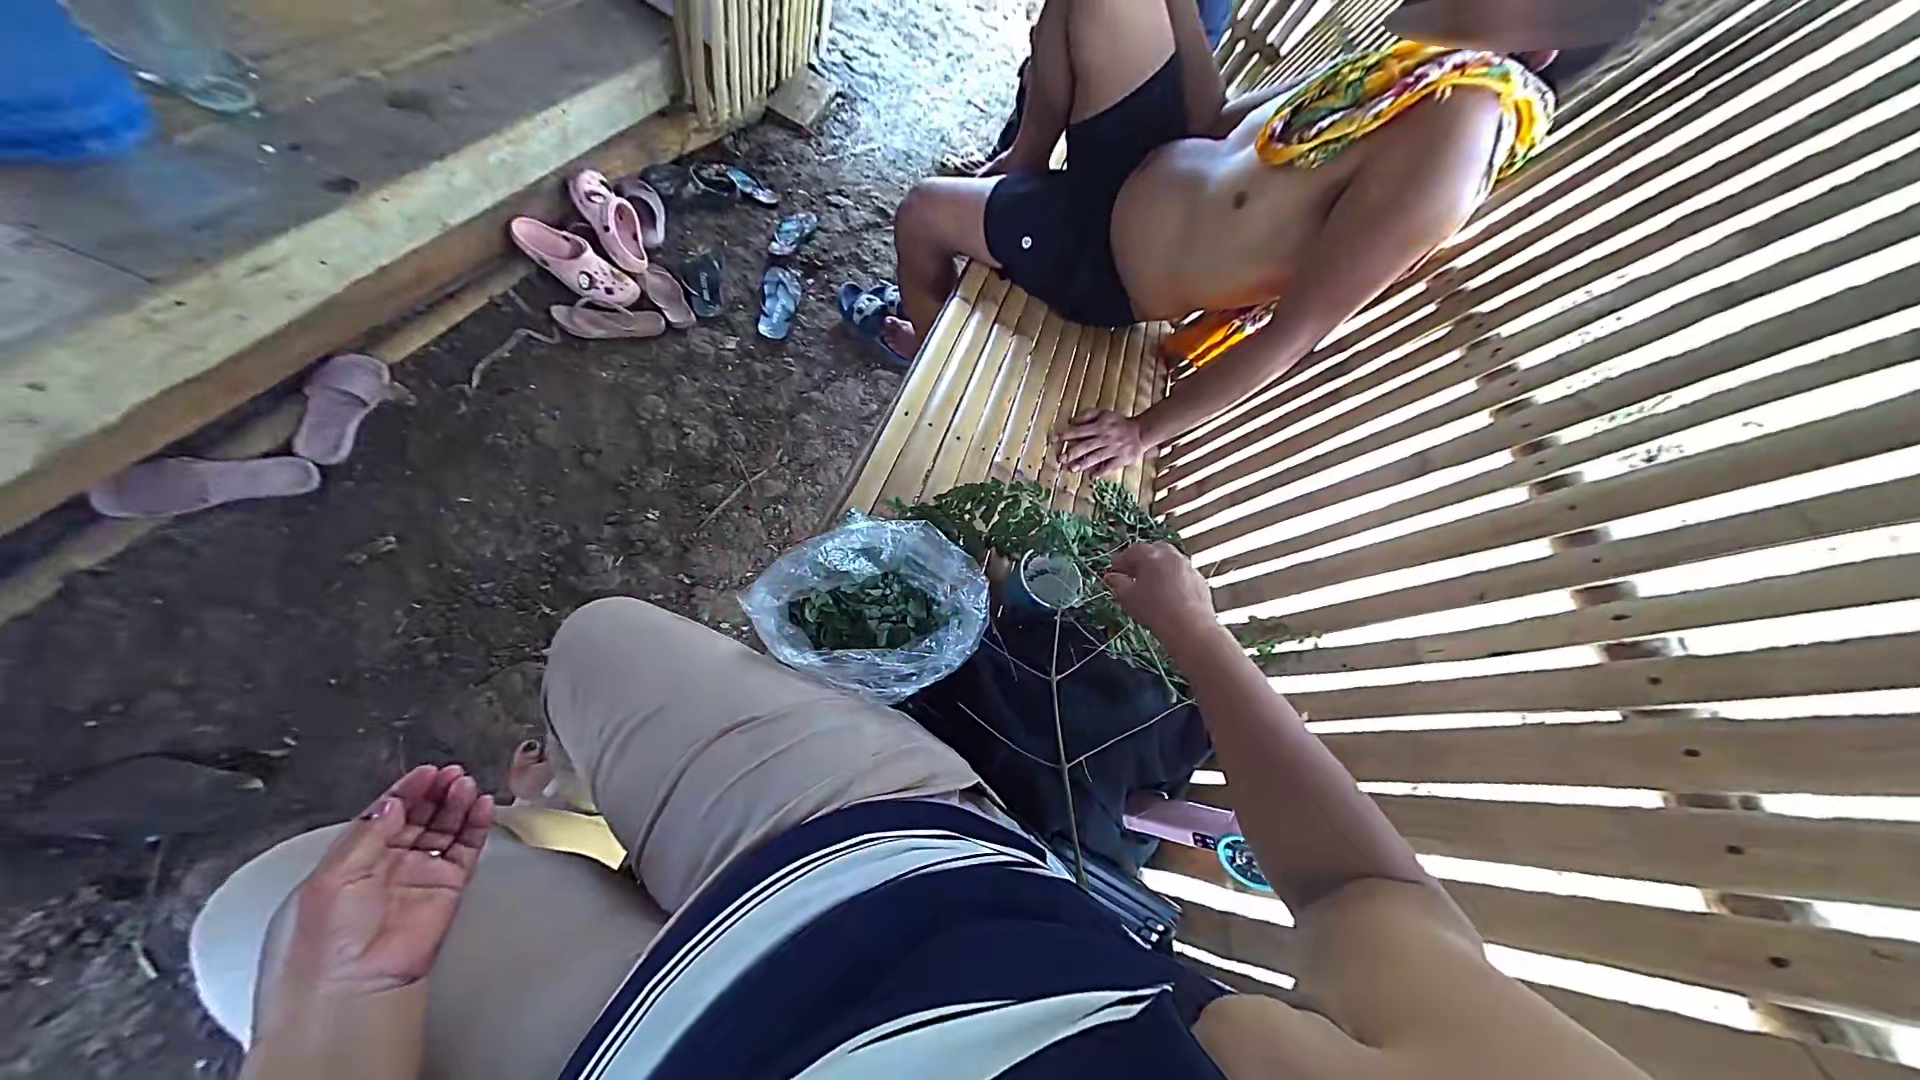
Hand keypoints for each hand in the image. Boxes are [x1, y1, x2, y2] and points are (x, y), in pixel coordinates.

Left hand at [258, 765, 493, 1004]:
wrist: (352, 988)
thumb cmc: (321, 948)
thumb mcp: (330, 879)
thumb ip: (366, 835)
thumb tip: (392, 803)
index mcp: (349, 864)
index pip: (383, 816)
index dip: (405, 792)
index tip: (425, 773)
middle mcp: (385, 867)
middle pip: (419, 817)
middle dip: (435, 792)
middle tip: (451, 774)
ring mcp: (419, 875)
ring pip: (445, 827)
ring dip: (457, 803)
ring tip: (467, 784)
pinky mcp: (448, 886)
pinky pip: (468, 847)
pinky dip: (477, 824)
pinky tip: (482, 806)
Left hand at [1056, 410, 1148, 476]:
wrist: (1140, 432)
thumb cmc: (1117, 423)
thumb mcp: (1103, 413)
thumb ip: (1087, 415)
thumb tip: (1070, 421)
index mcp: (1099, 426)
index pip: (1079, 430)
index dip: (1066, 434)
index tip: (1053, 439)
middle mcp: (1105, 438)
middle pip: (1086, 446)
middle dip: (1072, 452)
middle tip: (1060, 459)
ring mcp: (1113, 450)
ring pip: (1096, 457)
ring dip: (1083, 463)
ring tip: (1072, 469)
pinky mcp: (1121, 459)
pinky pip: (1109, 467)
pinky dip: (1101, 472)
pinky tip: (1091, 477)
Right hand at [1103, 542, 1217, 641]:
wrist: (1190, 627)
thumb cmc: (1154, 610)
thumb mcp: (1127, 597)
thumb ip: (1117, 583)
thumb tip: (1111, 577)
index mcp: (1151, 555)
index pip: (1131, 551)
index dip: (1120, 561)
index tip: (1113, 572)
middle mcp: (1171, 555)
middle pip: (1153, 551)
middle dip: (1141, 561)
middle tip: (1132, 575)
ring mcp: (1188, 566)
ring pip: (1169, 562)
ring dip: (1158, 569)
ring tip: (1150, 586)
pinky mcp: (1199, 580)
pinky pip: (1181, 574)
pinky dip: (1172, 579)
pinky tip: (1168, 595)